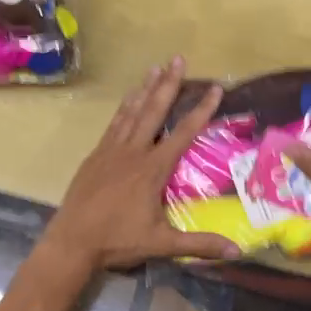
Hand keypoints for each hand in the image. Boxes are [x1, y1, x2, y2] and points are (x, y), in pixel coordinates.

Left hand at [39, 56, 240, 273]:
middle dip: (168, 84)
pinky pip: (114, 123)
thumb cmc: (118, 241)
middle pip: (154, 111)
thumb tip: (238, 252)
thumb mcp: (162, 244)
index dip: (201, 110)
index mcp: (153, 169)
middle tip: (178, 58)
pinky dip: (124, 107)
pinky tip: (129, 97)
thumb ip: (200, 245)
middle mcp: (133, 152)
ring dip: (145, 88)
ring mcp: (111, 151)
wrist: (72, 241)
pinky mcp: (96, 155)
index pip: (183, 133)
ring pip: (132, 112)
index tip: (215, 88)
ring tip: (156, 67)